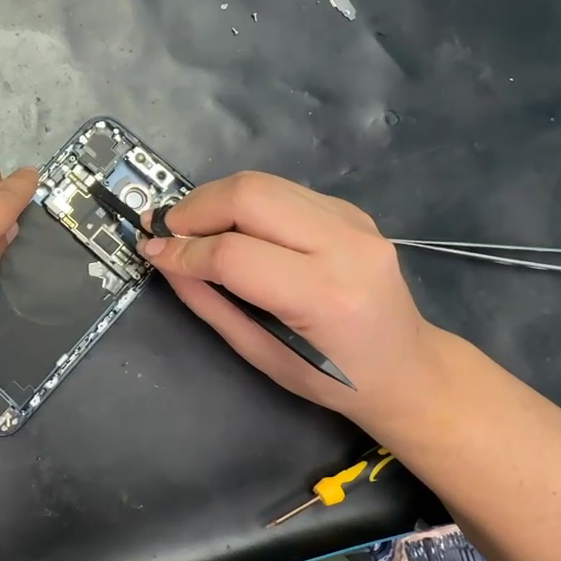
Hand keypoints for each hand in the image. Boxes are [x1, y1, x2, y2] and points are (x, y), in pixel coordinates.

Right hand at [136, 171, 464, 432]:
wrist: (410, 367)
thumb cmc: (333, 377)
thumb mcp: (259, 352)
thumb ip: (207, 301)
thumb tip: (163, 258)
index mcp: (325, 295)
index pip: (233, 253)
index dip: (182, 250)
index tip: (151, 250)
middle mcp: (344, 246)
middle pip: (248, 196)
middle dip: (195, 209)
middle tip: (167, 230)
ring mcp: (351, 220)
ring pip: (260, 183)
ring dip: (214, 200)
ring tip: (191, 227)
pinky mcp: (348, 209)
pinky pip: (278, 190)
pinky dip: (240, 202)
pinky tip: (230, 227)